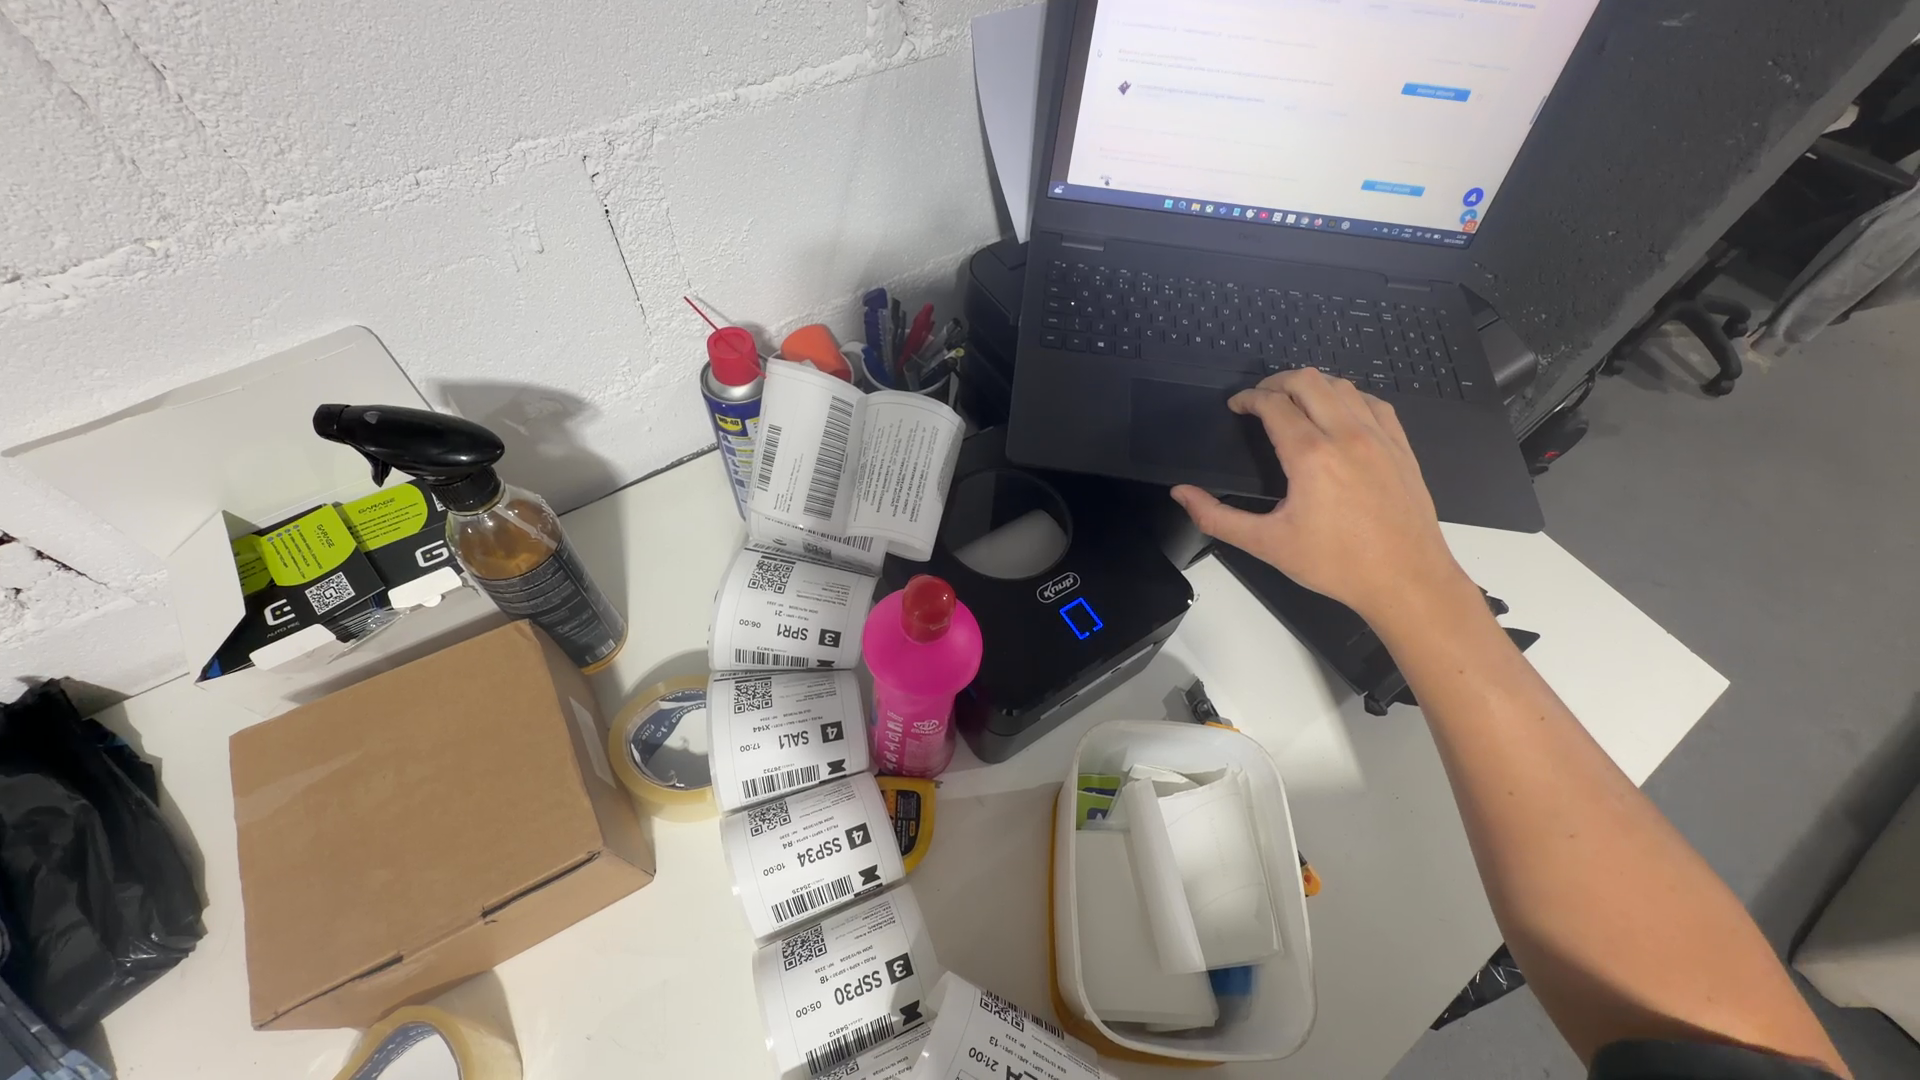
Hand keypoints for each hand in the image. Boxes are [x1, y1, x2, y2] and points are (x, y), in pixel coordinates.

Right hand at [1171, 370, 1472, 624]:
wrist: (1405, 580)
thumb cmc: (1336, 565)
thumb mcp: (1266, 544)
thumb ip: (1216, 517)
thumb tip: (1182, 494)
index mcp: (1311, 456)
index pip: (1274, 404)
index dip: (1249, 398)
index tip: (1236, 405)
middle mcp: (1346, 436)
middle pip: (1308, 381)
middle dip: (1276, 381)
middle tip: (1259, 398)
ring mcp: (1379, 438)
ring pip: (1342, 385)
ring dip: (1311, 384)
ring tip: (1293, 400)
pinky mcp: (1400, 446)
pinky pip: (1373, 402)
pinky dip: (1348, 397)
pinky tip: (1337, 412)